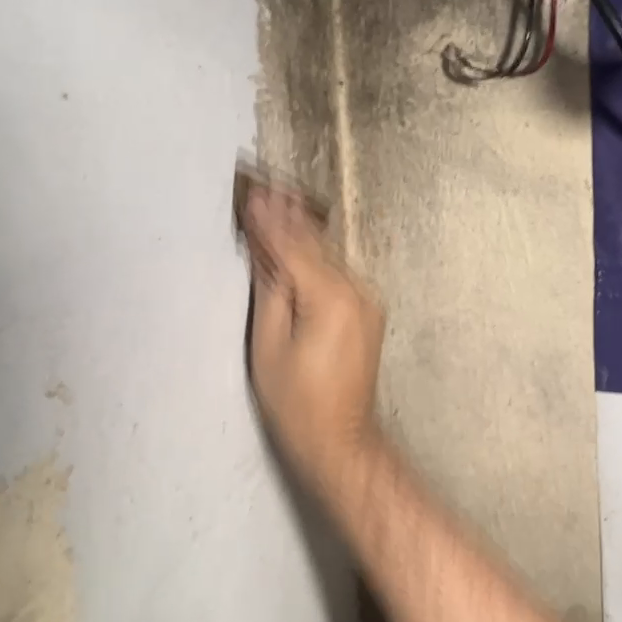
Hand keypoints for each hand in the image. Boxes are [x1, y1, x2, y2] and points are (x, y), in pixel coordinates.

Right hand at [242, 184, 384, 491]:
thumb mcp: (270, 346)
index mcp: (331, 299)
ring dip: (302, 233)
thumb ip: (270, 291)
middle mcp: (357, 293)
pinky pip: (337, 275)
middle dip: (288, 218)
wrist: (340, 437)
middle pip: (315, 247)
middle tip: (267, 185)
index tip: (254, 194)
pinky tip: (300, 241)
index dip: (271, 222)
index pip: (295, 249)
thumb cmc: (297, 403)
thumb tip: (265, 251)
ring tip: (279, 200)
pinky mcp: (366, 313)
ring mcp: (367, 303)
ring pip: (328, 258)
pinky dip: (316, 258)